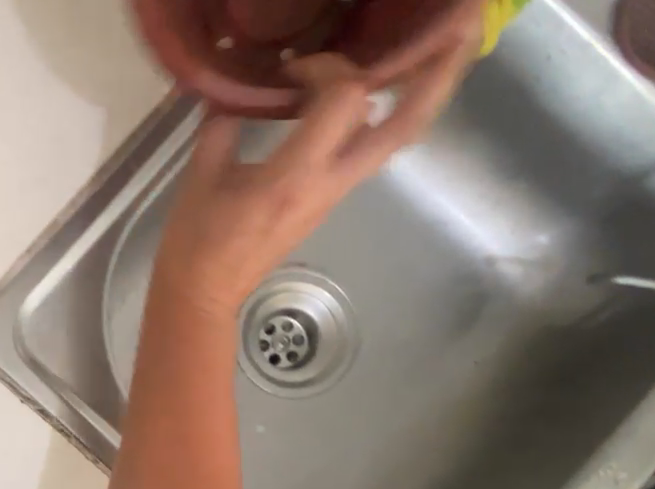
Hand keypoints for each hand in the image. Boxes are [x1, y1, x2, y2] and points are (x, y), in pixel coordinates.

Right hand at [151, 37, 477, 317]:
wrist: (202, 295)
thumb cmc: (195, 243)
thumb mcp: (199, 179)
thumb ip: (223, 127)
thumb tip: (237, 95)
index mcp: (294, 175)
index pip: (344, 98)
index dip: (328, 68)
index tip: (293, 70)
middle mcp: (328, 183)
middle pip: (405, 123)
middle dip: (438, 71)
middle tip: (460, 24)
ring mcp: (334, 194)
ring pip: (395, 137)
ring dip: (422, 92)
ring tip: (438, 49)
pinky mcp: (327, 201)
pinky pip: (369, 150)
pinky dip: (383, 115)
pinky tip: (374, 94)